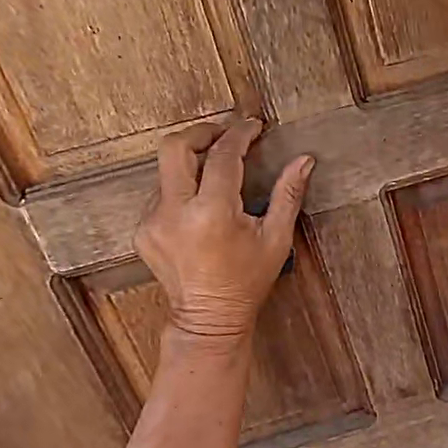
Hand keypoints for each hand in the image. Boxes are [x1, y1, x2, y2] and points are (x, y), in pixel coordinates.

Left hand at [135, 119, 314, 343]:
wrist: (208, 319)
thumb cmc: (246, 281)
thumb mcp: (275, 238)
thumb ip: (288, 194)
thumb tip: (304, 160)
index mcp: (212, 213)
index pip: (222, 155)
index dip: (239, 134)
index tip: (252, 127)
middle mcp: (176, 212)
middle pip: (175, 147)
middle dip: (200, 132)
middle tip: (223, 134)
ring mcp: (153, 222)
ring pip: (166, 170)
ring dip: (191, 163)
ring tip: (215, 172)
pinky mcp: (143, 231)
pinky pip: (160, 194)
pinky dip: (181, 189)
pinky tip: (200, 205)